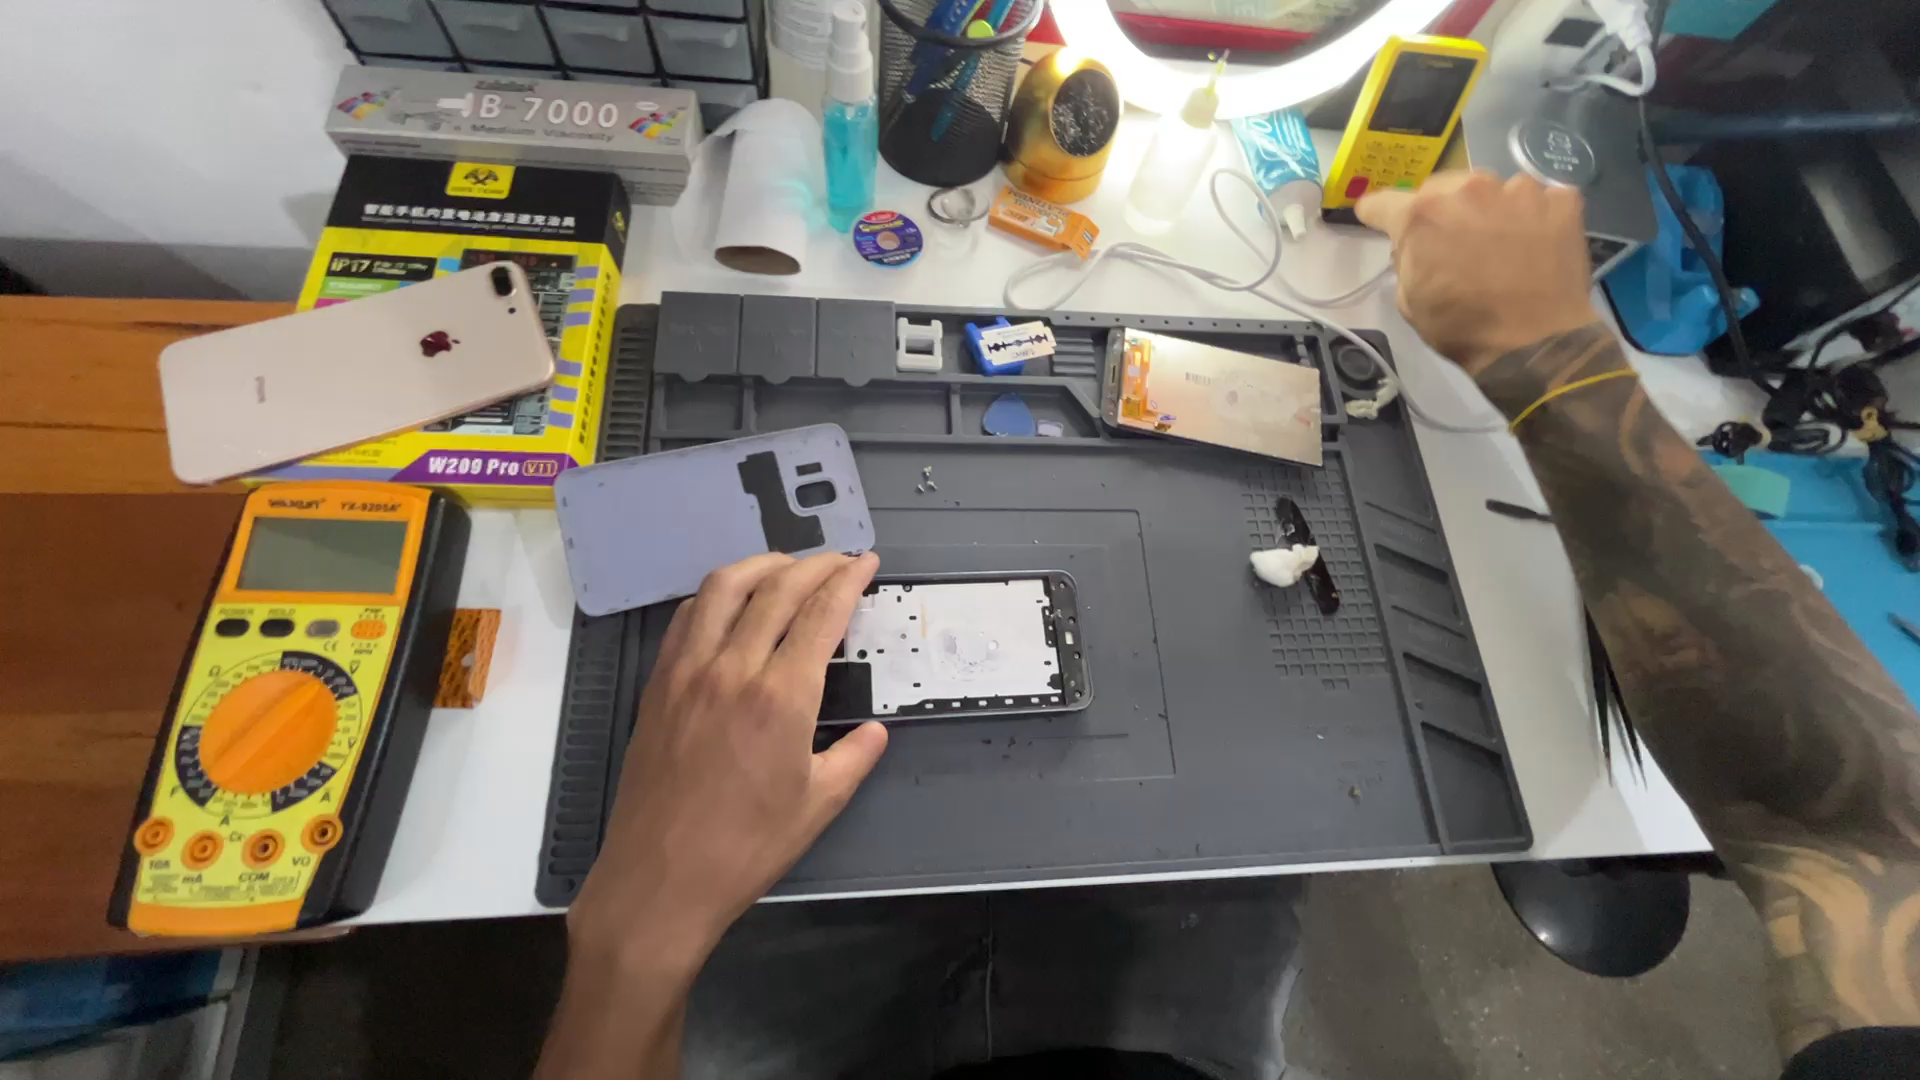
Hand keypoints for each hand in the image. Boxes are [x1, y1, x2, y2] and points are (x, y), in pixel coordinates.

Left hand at [567, 552, 889, 975]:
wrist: (659, 881)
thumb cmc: (747, 847)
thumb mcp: (820, 804)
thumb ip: (856, 756)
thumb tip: (875, 730)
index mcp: (782, 696)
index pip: (822, 613)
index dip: (849, 579)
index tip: (865, 562)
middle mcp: (734, 667)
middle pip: (779, 588)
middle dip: (816, 564)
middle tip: (840, 561)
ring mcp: (689, 670)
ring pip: (725, 588)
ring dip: (763, 564)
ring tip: (788, 567)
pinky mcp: (659, 683)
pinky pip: (688, 616)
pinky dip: (717, 593)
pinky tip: (732, 600)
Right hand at [1355, 171, 1602, 376]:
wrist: (1532, 340)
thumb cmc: (1458, 325)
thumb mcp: (1408, 299)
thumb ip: (1405, 260)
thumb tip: (1414, 245)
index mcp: (1421, 216)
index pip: (1382, 202)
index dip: (1374, 213)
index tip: (1374, 218)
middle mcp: (1469, 190)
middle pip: (1439, 187)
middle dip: (1435, 208)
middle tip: (1442, 238)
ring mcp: (1520, 190)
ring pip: (1489, 190)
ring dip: (1483, 209)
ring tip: (1492, 241)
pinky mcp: (1561, 199)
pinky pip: (1534, 198)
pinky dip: (1526, 215)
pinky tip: (1528, 243)